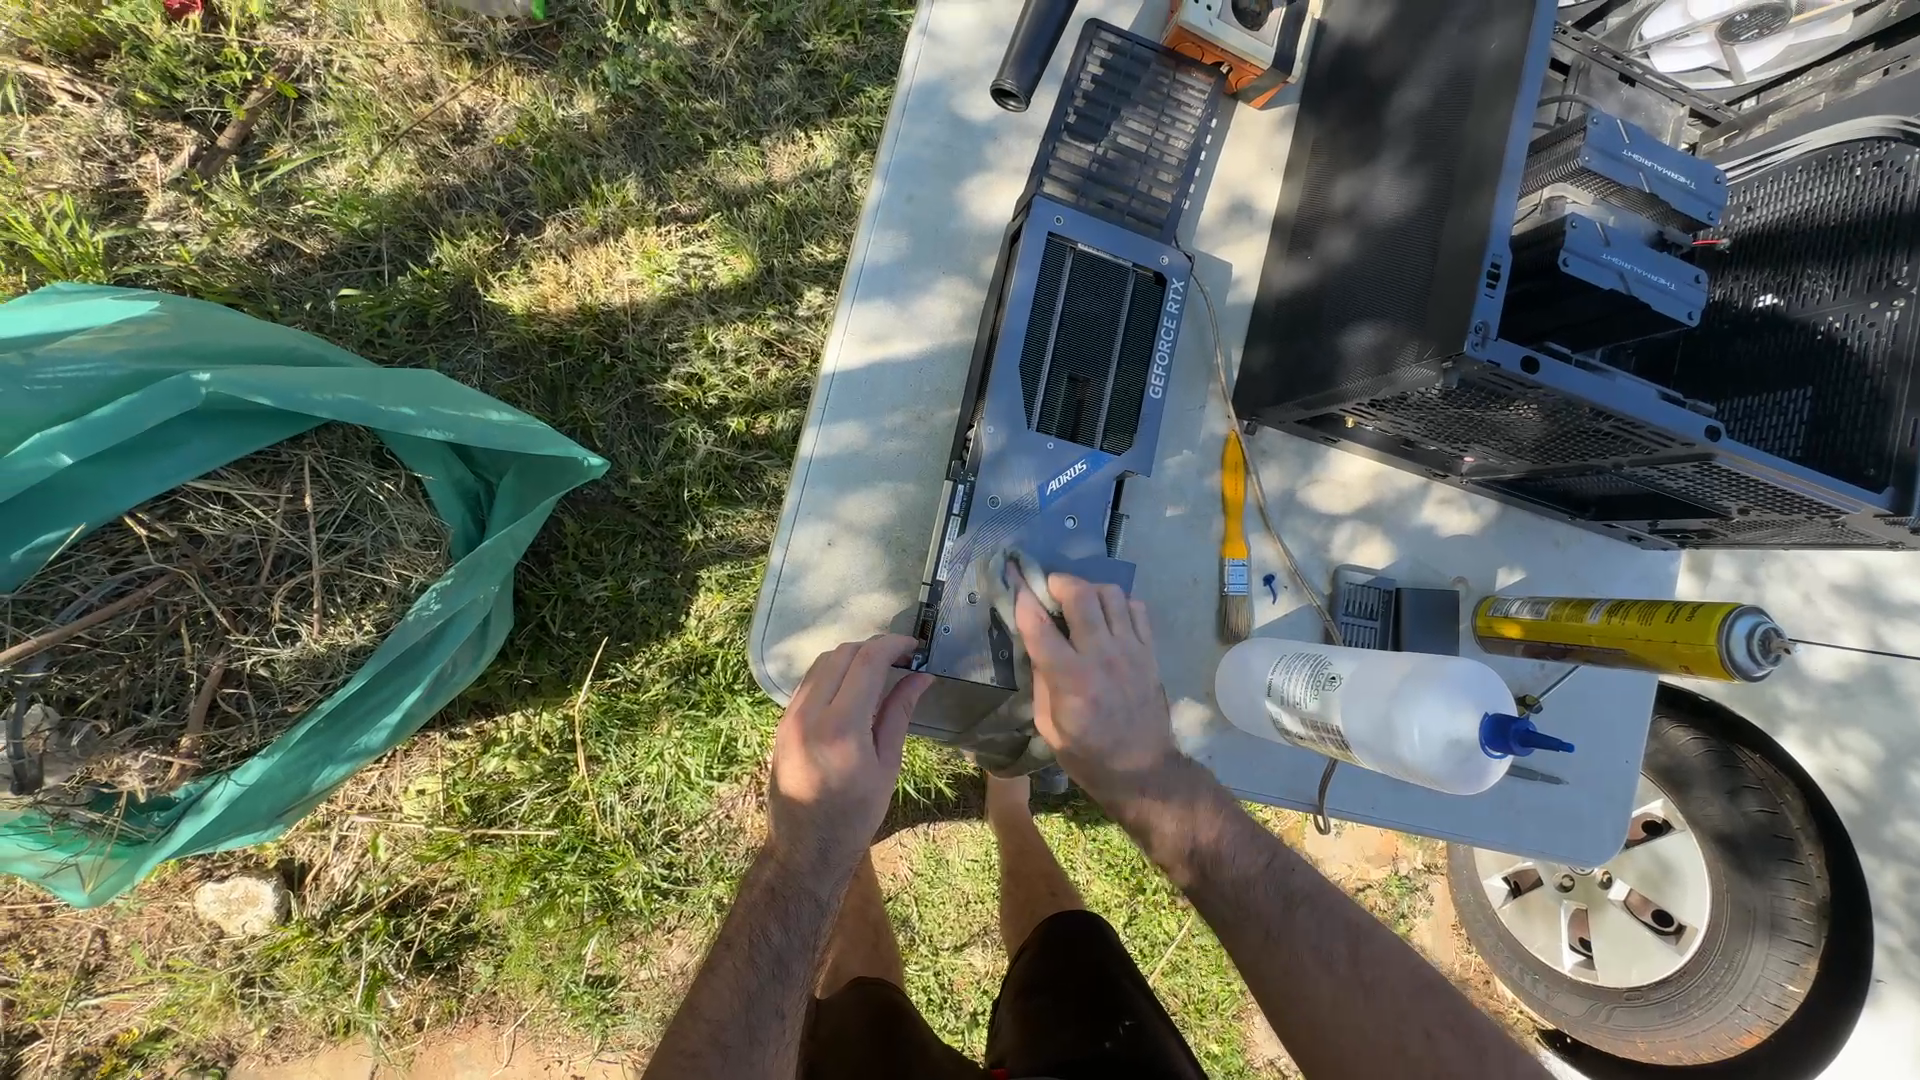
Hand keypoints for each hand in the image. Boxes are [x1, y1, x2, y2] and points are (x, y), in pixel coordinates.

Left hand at [768, 634, 932, 874]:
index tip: (914, 648)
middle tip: (900, 660)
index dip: (893, 646)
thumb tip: (922, 676)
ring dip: (851, 657)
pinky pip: (808, 681)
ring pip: (821, 662)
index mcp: (841, 726)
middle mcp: (810, 713)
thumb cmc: (855, 814)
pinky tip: (851, 688)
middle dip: (873, 648)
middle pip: (842, 654)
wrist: (805, 849)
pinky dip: (832, 673)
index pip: (867, 661)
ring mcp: (790, 716)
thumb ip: (899, 712)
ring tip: (878, 671)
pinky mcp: (781, 722)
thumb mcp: (887, 765)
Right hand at [1014, 574, 1177, 805]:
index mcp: (1070, 679)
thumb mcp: (1048, 725)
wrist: (1141, 770)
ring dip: (1089, 589)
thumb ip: (1040, 680)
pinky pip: (1137, 608)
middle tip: (1048, 588)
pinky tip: (1107, 617)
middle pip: (1080, 595)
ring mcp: (1130, 650)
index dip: (1023, 598)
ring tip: (1078, 600)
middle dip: (1058, 582)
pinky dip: (1118, 604)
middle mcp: (1101, 656)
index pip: (1039, 625)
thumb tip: (1035, 644)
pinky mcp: (1150, 651)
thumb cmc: (1087, 754)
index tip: (1015, 583)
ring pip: (1111, 594)